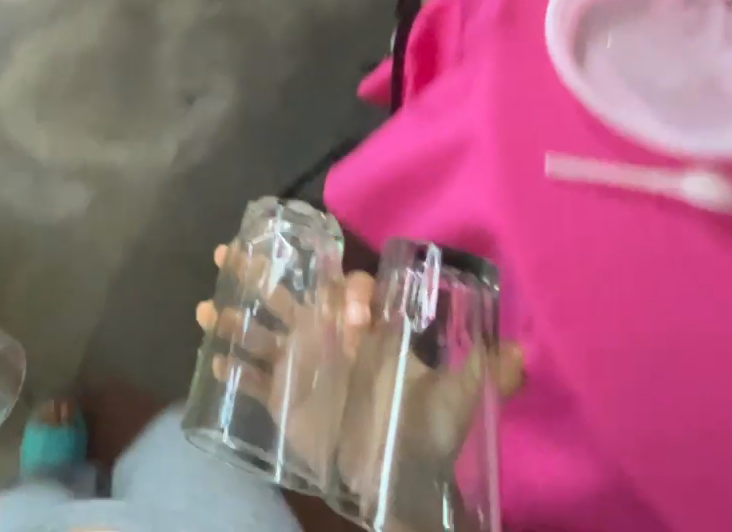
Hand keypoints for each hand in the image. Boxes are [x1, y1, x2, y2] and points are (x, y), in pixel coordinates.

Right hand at [194, 245, 524, 489]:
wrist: (398, 481)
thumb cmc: (425, 430)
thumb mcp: (455, 402)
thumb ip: (485, 377)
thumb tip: (523, 353)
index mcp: (357, 330)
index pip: (343, 293)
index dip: (343, 290)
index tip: (352, 305)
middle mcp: (322, 338)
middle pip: (282, 296)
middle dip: (253, 272)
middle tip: (225, 252)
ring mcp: (298, 366)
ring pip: (257, 332)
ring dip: (230, 320)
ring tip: (208, 311)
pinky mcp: (282, 398)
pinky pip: (252, 380)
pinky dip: (233, 372)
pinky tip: (217, 364)